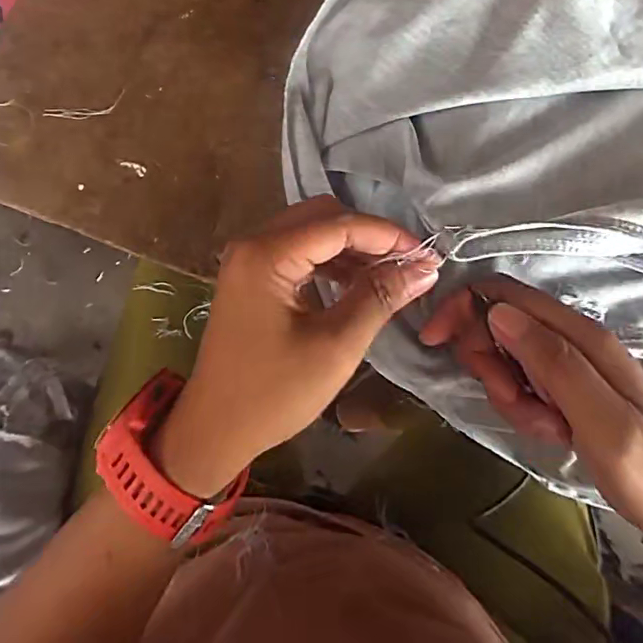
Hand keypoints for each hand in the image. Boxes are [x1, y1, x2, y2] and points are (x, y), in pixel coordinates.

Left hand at [150, 196, 440, 496]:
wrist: (215, 427)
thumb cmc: (274, 393)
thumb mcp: (335, 346)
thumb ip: (378, 298)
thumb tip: (423, 268)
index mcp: (266, 254)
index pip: (337, 224)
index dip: (386, 235)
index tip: (426, 254)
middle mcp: (252, 242)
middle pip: (321, 216)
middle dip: (368, 235)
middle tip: (409, 263)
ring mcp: (247, 257)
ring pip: (310, 230)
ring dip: (350, 246)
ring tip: (390, 274)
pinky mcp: (250, 273)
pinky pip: (296, 250)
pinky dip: (328, 260)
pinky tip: (356, 282)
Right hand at [419, 274, 642, 558]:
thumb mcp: (605, 423)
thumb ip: (552, 363)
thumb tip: (498, 310)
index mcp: (582, 336)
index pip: (505, 294)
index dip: (464, 307)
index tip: (436, 341)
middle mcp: (574, 341)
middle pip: (501, 322)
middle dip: (487, 359)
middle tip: (510, 401)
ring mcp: (573, 367)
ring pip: (509, 355)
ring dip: (507, 390)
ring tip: (543, 426)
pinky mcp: (571, 392)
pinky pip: (525, 384)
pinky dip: (523, 407)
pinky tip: (551, 432)